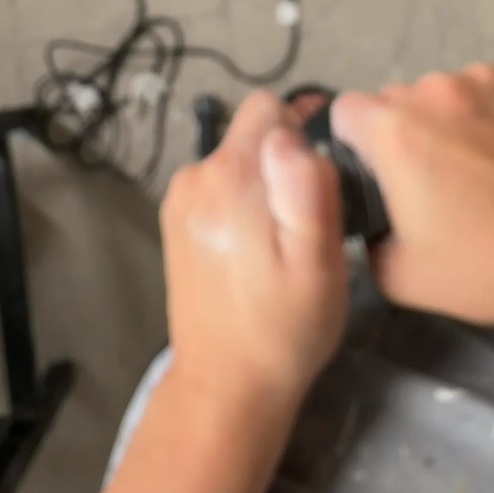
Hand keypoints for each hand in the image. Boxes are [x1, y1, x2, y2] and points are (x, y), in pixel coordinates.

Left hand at [159, 90, 348, 419]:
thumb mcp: (318, 262)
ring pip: (238, 159)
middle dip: (282, 164)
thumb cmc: (282, 328)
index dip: (301, 131)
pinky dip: (240, 203)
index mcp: (229, 177)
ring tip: (276, 244)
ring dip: (262, 185)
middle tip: (300, 224)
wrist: (226, 385)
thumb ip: (307, 188)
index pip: (268, 106)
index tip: (313, 179)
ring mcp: (180, 199)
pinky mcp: (176, 219)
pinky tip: (251, 250)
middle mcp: (194, 177)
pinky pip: (220, 184)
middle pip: (252, 132)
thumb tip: (290, 134)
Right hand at [331, 64, 493, 327]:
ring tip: (481, 162)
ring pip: (442, 91)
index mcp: (392, 131)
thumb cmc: (491, 264)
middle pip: (395, 98)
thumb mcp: (402, 276)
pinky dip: (489, 110)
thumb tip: (369, 219)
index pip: (346, 110)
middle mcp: (431, 91)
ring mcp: (481, 79)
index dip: (357, 140)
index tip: (379, 169)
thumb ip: (366, 237)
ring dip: (447, 117)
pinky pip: (485, 87)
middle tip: (433, 174)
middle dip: (403, 130)